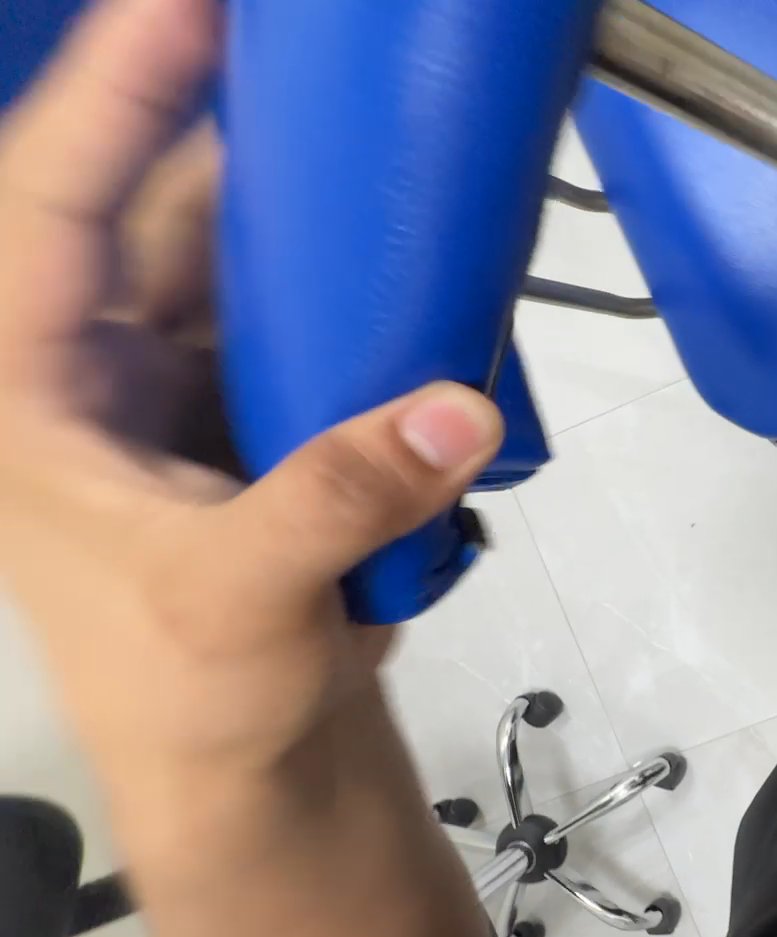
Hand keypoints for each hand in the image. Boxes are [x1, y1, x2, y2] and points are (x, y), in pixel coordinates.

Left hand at [0, 0, 502, 832]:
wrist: (261, 752)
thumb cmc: (197, 684)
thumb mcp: (240, 592)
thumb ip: (341, 498)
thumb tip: (464, 409)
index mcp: (34, 386)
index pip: (51, 200)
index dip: (118, 92)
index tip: (199, 6)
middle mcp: (114, 371)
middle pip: (176, 221)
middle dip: (252, 145)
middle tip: (348, 87)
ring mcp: (217, 403)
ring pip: (268, 285)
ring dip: (337, 240)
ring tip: (406, 179)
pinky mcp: (297, 439)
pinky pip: (341, 352)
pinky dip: (389, 324)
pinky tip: (438, 301)